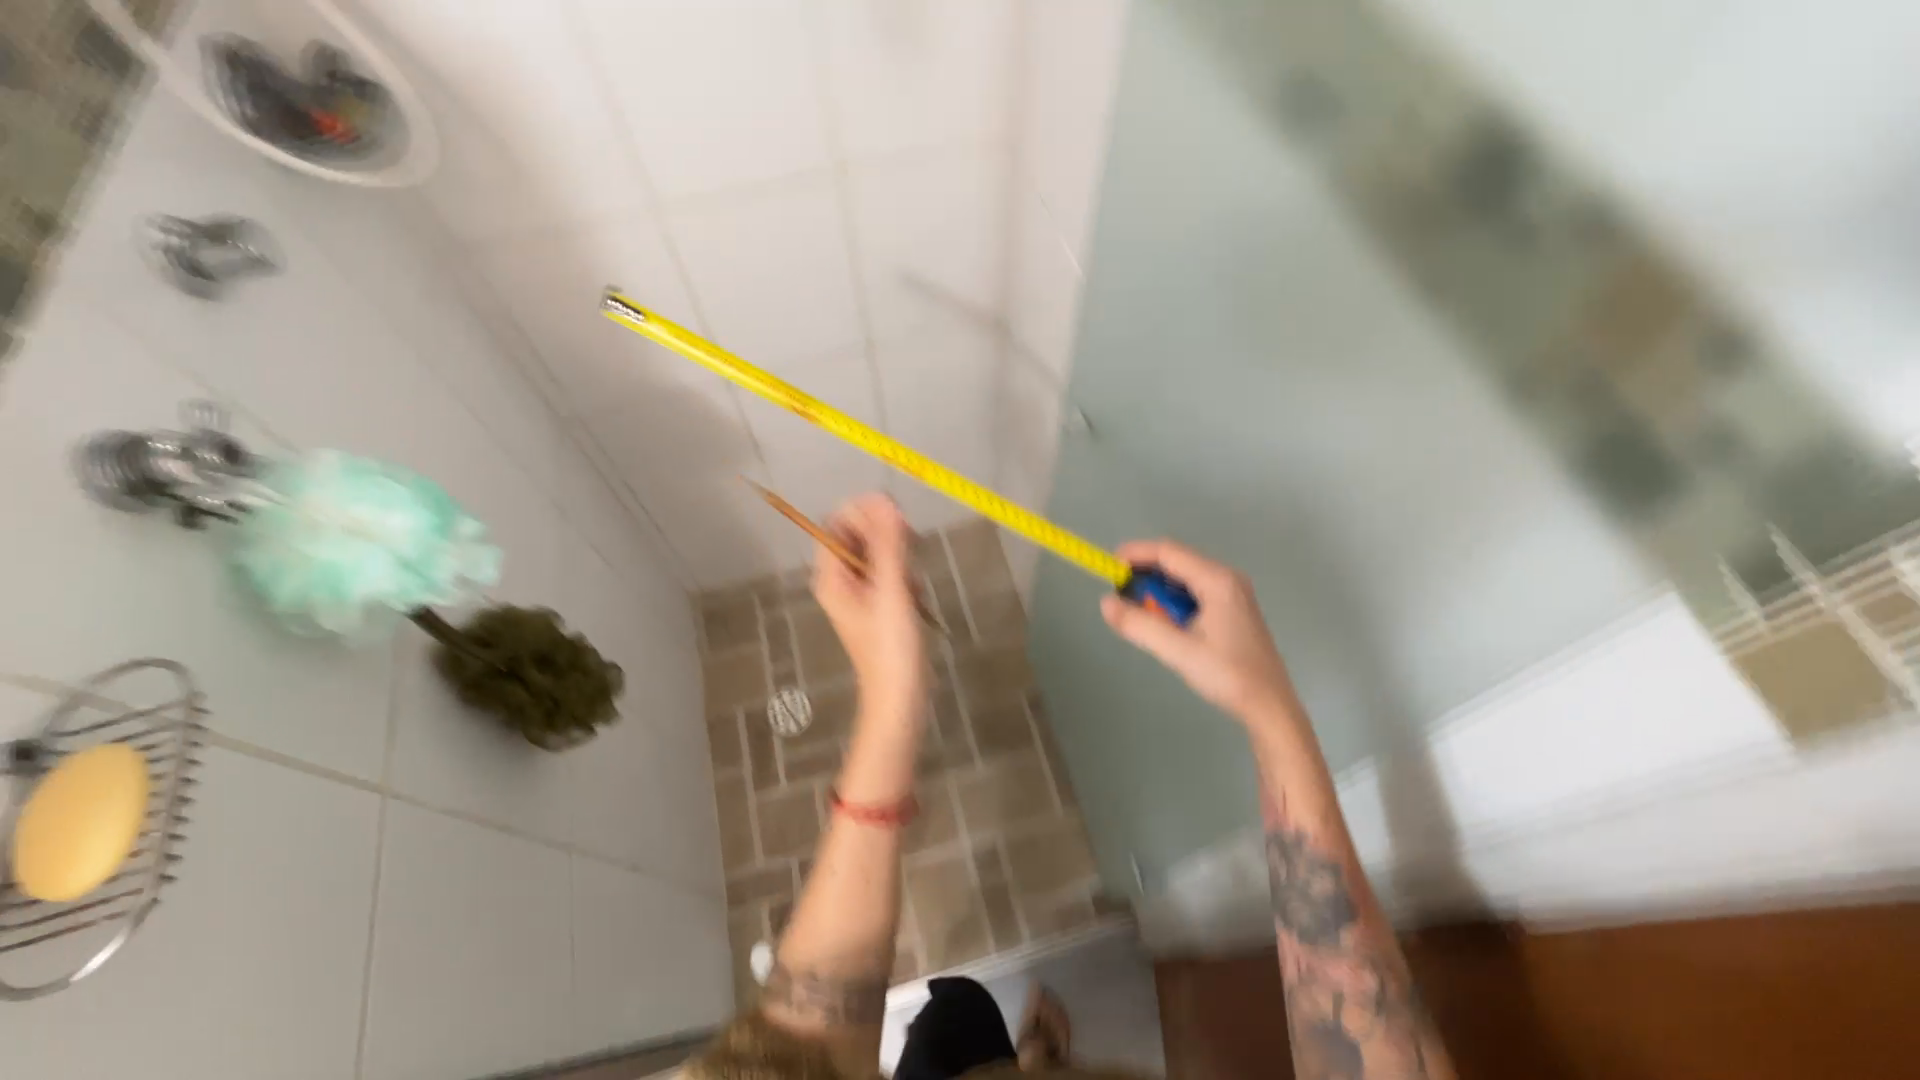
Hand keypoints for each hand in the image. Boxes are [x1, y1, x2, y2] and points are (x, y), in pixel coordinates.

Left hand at [814, 494, 924, 718]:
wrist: (900, 698)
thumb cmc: (891, 648)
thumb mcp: (892, 591)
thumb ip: (888, 545)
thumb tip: (884, 500)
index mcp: (831, 577)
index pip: (837, 523)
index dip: (864, 511)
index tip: (897, 517)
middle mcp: (840, 582)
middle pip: (857, 536)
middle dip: (885, 535)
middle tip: (911, 546)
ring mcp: (860, 594)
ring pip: (877, 554)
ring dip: (898, 556)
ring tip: (912, 581)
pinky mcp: (879, 606)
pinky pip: (888, 574)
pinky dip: (904, 576)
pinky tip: (916, 595)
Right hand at [1100, 539, 1301, 725]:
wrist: (1270, 705)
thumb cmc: (1228, 675)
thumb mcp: (1179, 651)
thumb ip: (1140, 625)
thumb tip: (1106, 603)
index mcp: (1217, 581)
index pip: (1168, 552)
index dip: (1135, 554)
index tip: (1107, 567)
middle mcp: (1227, 579)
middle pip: (1177, 561)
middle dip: (1144, 573)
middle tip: (1118, 593)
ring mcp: (1232, 594)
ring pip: (1185, 578)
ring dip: (1157, 589)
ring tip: (1136, 610)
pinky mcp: (1232, 610)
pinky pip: (1194, 592)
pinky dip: (1172, 600)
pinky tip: (1162, 621)